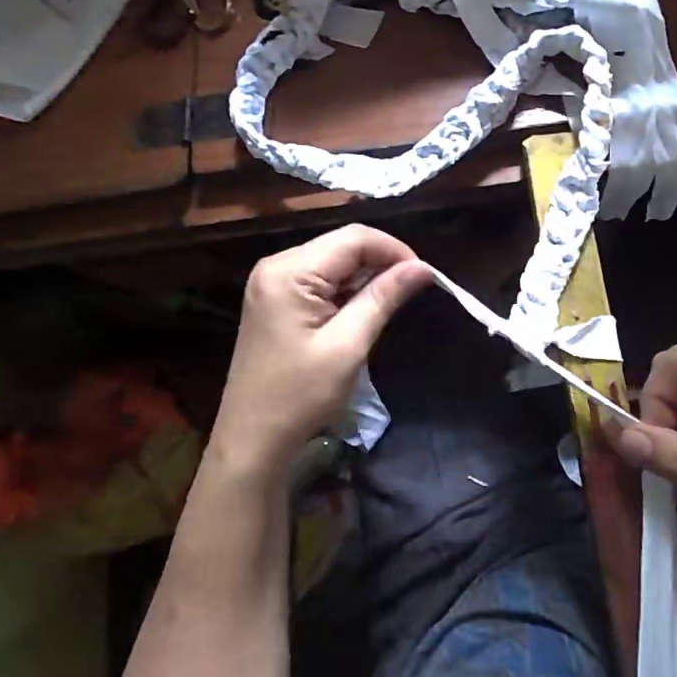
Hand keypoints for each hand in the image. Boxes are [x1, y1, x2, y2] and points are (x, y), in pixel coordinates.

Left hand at [210, 225, 431, 477]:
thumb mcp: (349, 345)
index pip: (353, 238)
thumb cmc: (300, 395)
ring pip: (333, 262)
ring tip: (391, 303)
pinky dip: (346, 291)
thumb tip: (423, 268)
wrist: (253, 438)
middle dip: (381, 263)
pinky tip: (362, 312)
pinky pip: (319, 280)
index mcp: (289, 272)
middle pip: (342, 245)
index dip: (394, 250)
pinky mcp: (276, 300)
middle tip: (412, 292)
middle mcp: (276, 266)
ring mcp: (272, 283)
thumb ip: (383, 298)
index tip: (424, 277)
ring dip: (365, 277)